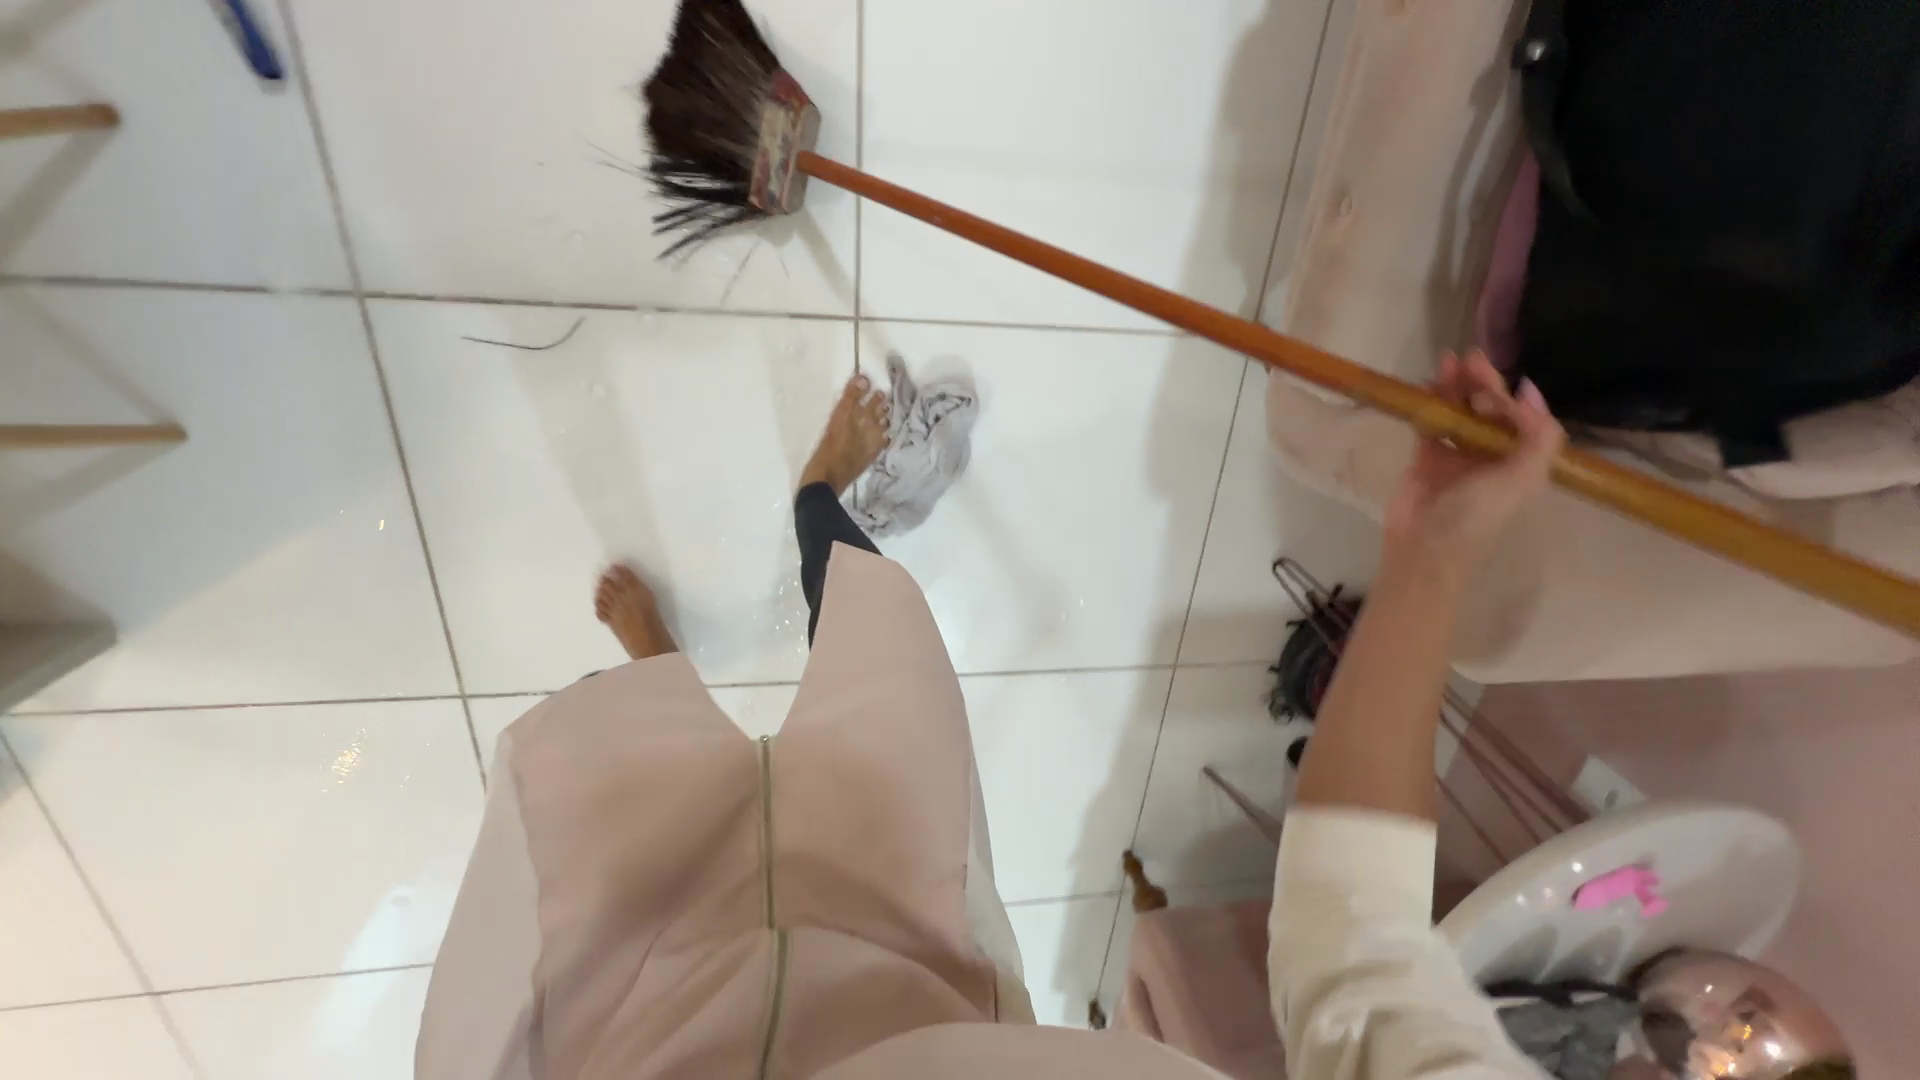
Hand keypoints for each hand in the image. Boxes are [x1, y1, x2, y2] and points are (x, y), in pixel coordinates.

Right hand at [1383, 350, 1564, 575]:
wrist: (1426, 549)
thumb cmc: (1477, 516)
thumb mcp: (1522, 479)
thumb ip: (1539, 435)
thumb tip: (1529, 390)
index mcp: (1521, 461)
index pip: (1519, 417)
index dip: (1508, 395)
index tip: (1491, 377)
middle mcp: (1491, 456)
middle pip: (1488, 411)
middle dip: (1480, 383)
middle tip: (1466, 357)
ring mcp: (1457, 457)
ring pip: (1458, 414)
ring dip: (1453, 389)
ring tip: (1444, 364)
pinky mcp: (1425, 460)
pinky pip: (1430, 426)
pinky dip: (1429, 407)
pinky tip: (1426, 389)